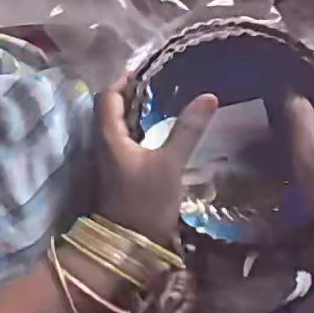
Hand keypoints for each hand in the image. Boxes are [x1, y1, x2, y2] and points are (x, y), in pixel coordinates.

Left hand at [96, 89, 216, 247]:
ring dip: (138, 110)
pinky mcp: (121, 169)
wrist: (130, 242)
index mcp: (109, 135)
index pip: (109, 96)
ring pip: (121, 124)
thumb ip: (187, 130)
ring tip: (165, 99)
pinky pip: (128, 138)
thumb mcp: (170, 163)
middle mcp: (105, 142)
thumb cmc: (145, 200)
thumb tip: (208, 96)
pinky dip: (142, 127)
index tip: (145, 69)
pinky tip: (162, 127)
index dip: (124, 80)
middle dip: (133, 92)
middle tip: (161, 82)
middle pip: (114, 107)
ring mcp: (112, 157)